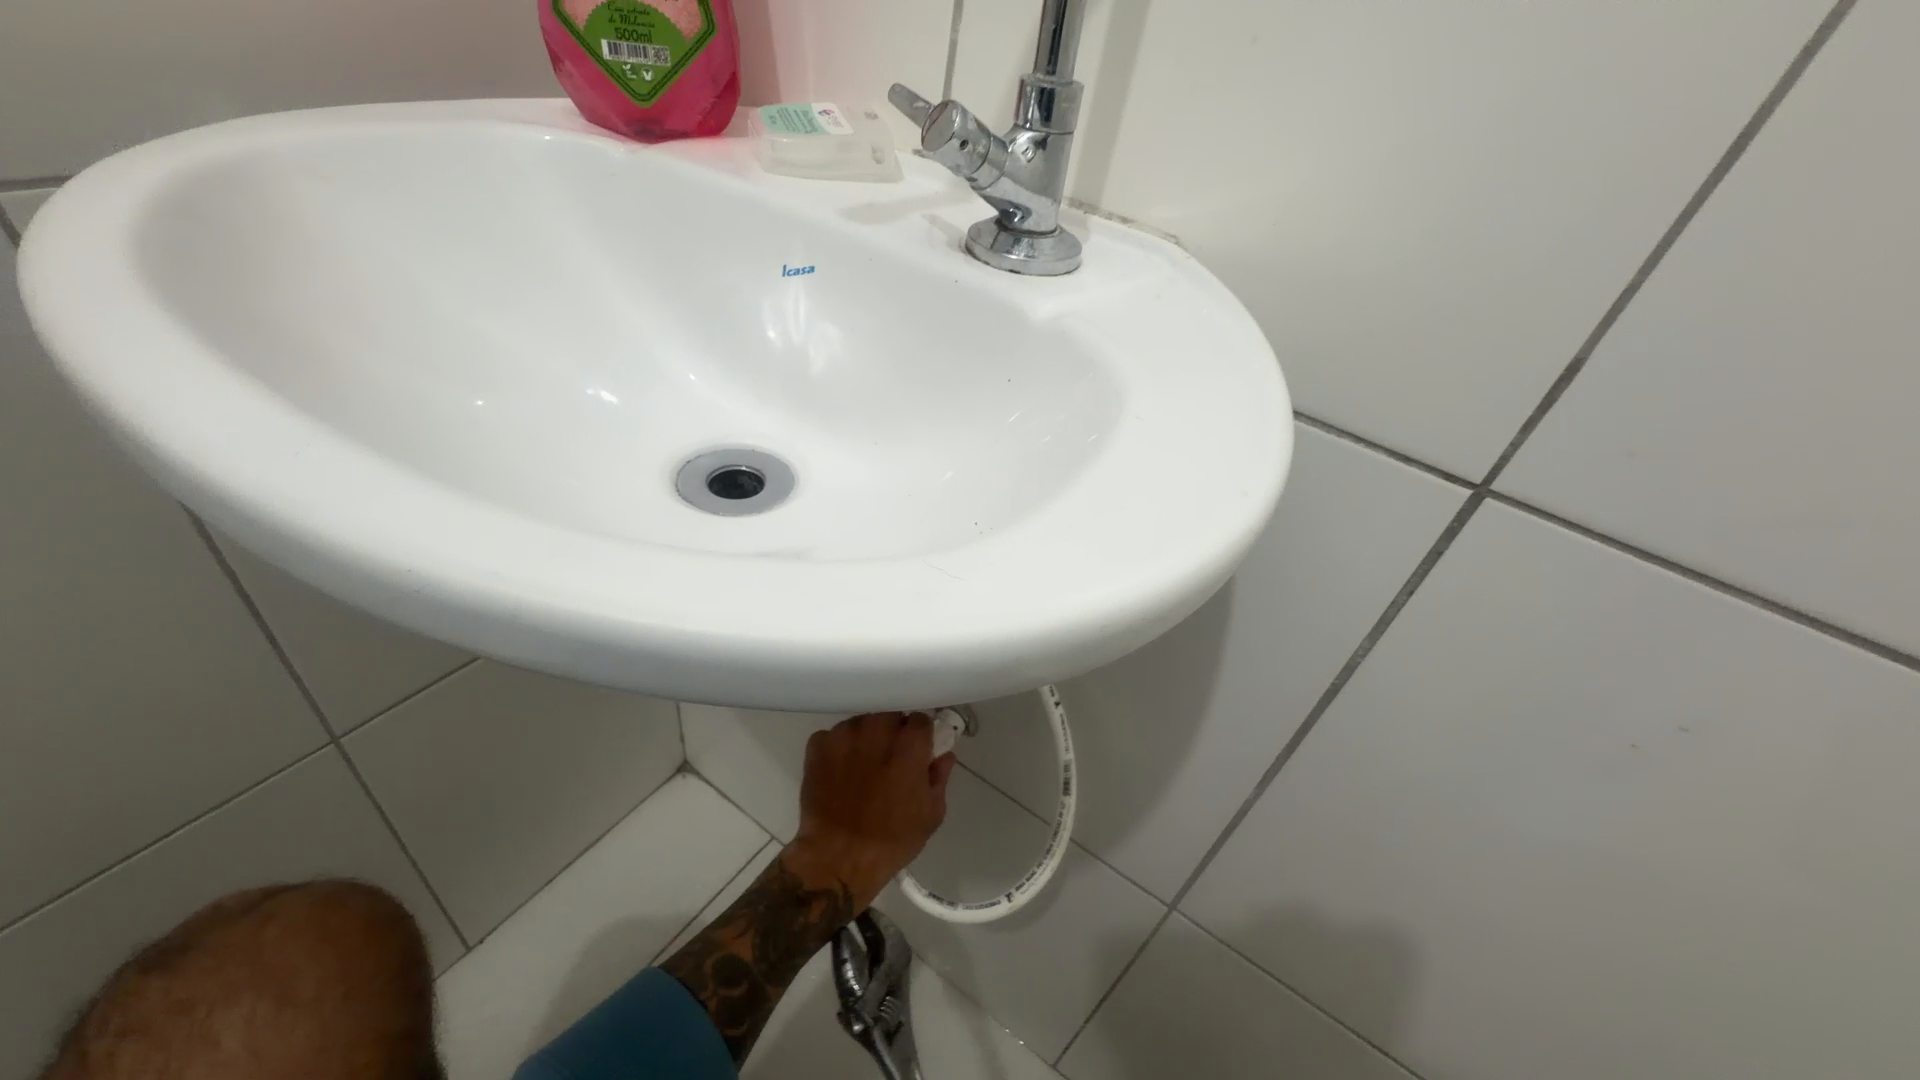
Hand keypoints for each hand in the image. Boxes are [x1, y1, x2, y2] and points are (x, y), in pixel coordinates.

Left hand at [785, 712, 957, 910]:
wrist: (838, 858)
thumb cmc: (891, 841)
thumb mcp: (930, 815)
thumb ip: (939, 777)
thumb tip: (943, 755)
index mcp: (908, 746)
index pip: (920, 719)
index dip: (920, 734)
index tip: (918, 749)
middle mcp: (876, 732)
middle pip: (889, 715)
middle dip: (893, 730)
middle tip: (891, 756)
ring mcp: (843, 736)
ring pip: (861, 722)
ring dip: (866, 736)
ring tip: (863, 763)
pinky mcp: (818, 746)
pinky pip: (833, 735)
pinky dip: (839, 747)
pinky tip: (840, 770)